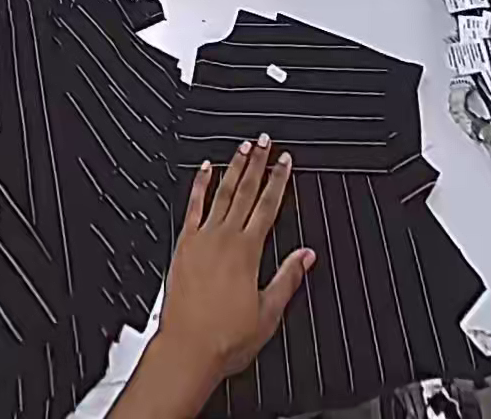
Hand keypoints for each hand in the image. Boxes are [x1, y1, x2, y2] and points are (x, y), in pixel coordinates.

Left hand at [107, 136, 315, 417]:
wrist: (187, 349)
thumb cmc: (225, 338)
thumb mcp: (268, 314)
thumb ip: (288, 278)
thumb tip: (306, 255)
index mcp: (248, 251)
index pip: (269, 205)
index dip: (279, 180)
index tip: (285, 160)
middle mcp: (225, 237)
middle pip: (247, 190)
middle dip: (258, 163)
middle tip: (265, 141)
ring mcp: (203, 237)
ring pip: (223, 191)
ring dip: (234, 167)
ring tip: (243, 146)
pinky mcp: (184, 242)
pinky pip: (193, 205)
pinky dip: (200, 184)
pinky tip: (204, 168)